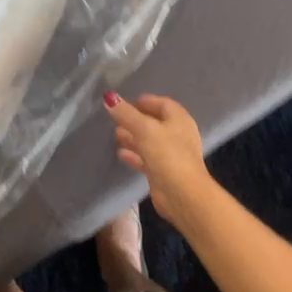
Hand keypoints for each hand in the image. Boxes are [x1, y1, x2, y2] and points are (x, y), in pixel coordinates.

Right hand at [106, 93, 212, 224]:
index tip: (127, 102)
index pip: (163, 104)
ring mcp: (171, 155)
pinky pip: (147, 158)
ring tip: (116, 134)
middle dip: (136, 120)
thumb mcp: (144, 129)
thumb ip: (126, 113)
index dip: (146, 101)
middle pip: (155, 122)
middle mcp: (178, 135)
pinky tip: (121, 153)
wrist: (182, 194)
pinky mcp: (163, 172)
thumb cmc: (167, 155)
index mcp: (179, 120)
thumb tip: (109, 97)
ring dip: (134, 137)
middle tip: (117, 118)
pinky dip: (135, 154)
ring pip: (150, 141)